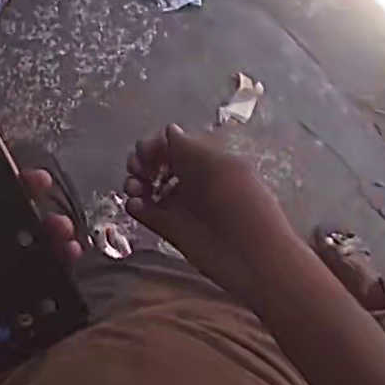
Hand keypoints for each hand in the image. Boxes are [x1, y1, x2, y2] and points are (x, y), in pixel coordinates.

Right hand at [123, 125, 296, 299]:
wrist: (250, 254)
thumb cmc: (234, 199)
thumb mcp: (212, 163)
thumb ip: (185, 146)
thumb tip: (169, 131)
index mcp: (206, 162)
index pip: (174, 146)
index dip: (156, 145)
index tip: (143, 152)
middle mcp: (193, 181)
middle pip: (157, 166)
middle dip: (141, 163)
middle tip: (136, 169)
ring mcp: (182, 206)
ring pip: (149, 188)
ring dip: (135, 183)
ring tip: (134, 188)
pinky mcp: (172, 230)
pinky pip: (147, 213)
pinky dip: (136, 207)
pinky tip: (134, 205)